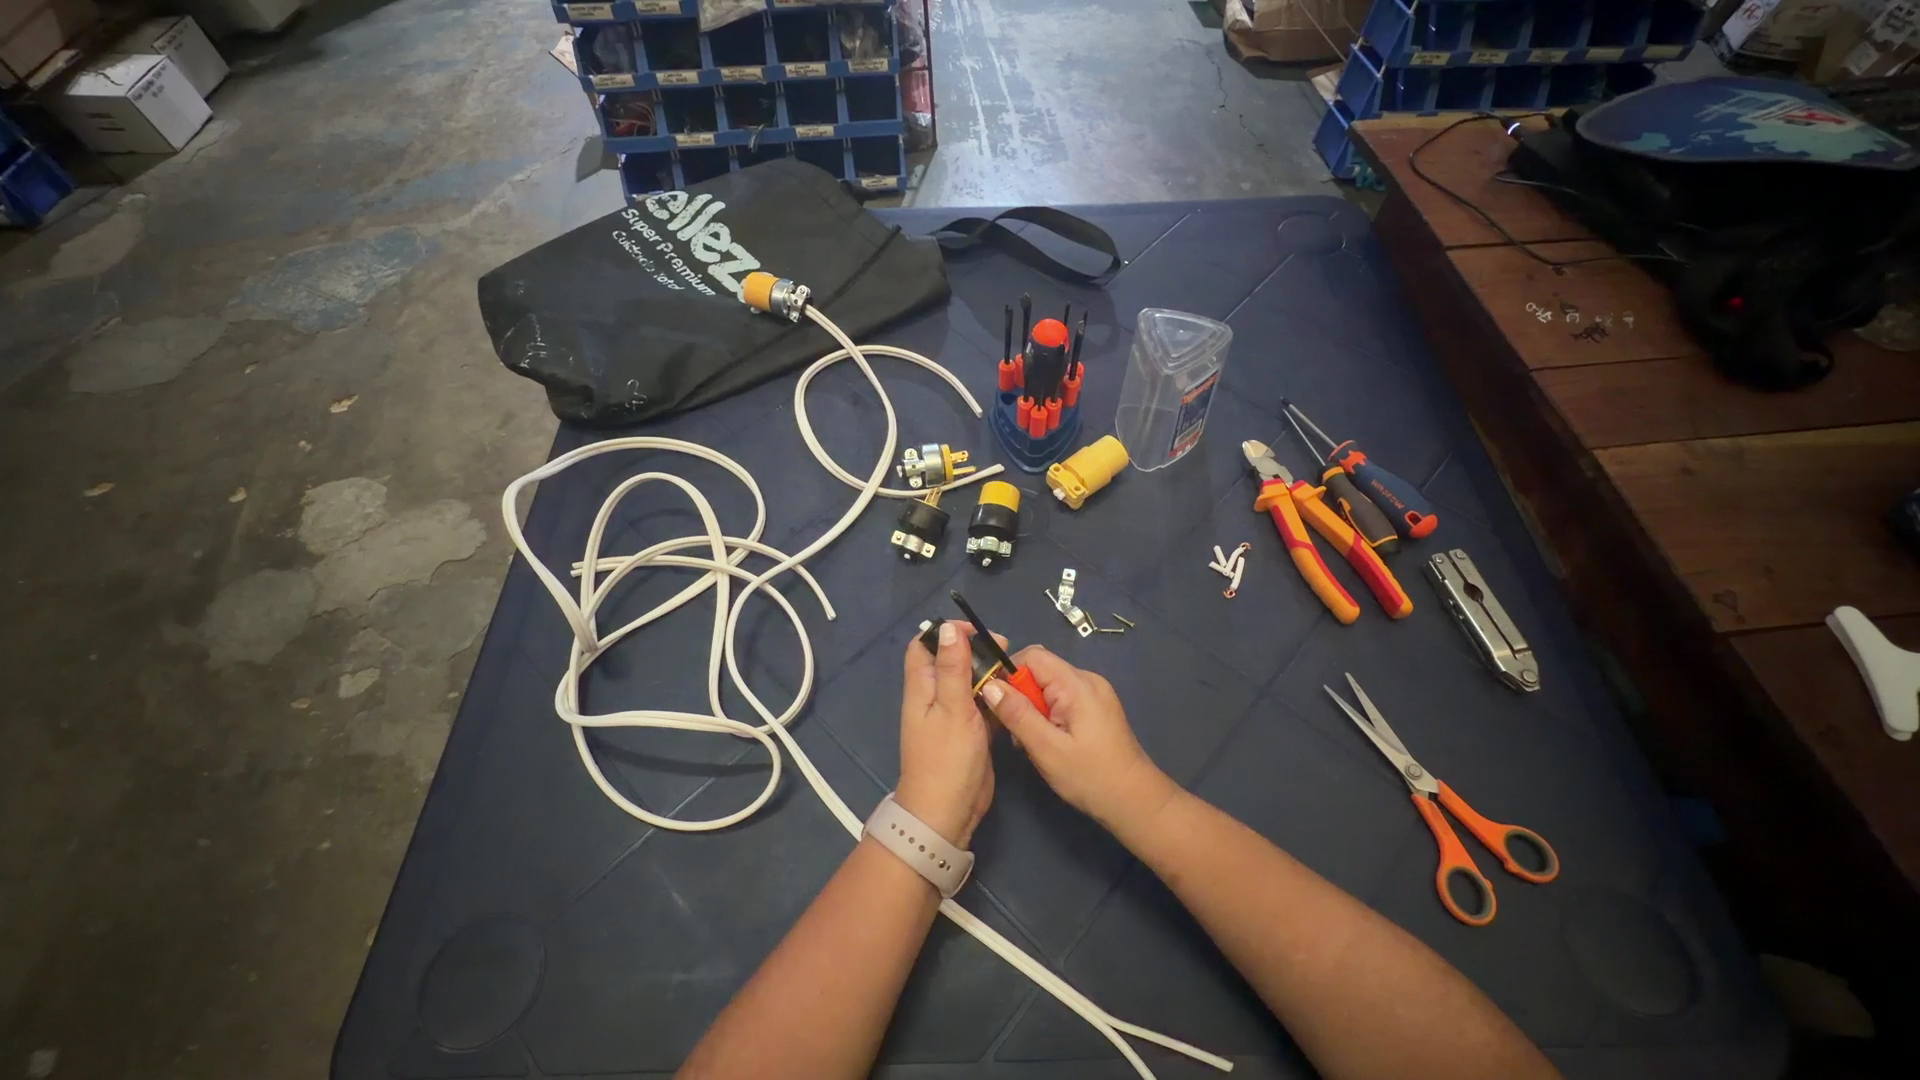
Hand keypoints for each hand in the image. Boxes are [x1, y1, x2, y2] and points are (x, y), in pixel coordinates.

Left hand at [895, 621, 995, 848]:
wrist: (947, 812)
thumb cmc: (946, 757)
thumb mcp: (952, 707)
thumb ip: (953, 667)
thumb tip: (948, 628)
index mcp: (922, 687)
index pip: (925, 646)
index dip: (948, 633)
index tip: (978, 632)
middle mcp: (935, 697)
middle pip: (952, 661)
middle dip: (977, 651)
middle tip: (1005, 650)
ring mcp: (953, 716)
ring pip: (971, 683)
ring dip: (990, 674)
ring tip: (1014, 671)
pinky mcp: (971, 733)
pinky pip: (983, 705)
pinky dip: (997, 697)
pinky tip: (1017, 695)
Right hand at [979, 646, 1177, 834]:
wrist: (1135, 801)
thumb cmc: (1091, 777)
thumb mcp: (1047, 748)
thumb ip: (1017, 714)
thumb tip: (989, 684)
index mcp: (1077, 684)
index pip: (1032, 656)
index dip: (1008, 673)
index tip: (996, 703)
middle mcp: (1088, 679)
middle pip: (1040, 670)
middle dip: (1020, 695)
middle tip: (1016, 731)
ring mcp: (1095, 693)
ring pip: (1049, 686)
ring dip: (1033, 708)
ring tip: (1033, 743)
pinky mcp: (1097, 707)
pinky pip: (1062, 698)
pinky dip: (1048, 714)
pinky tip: (1049, 742)